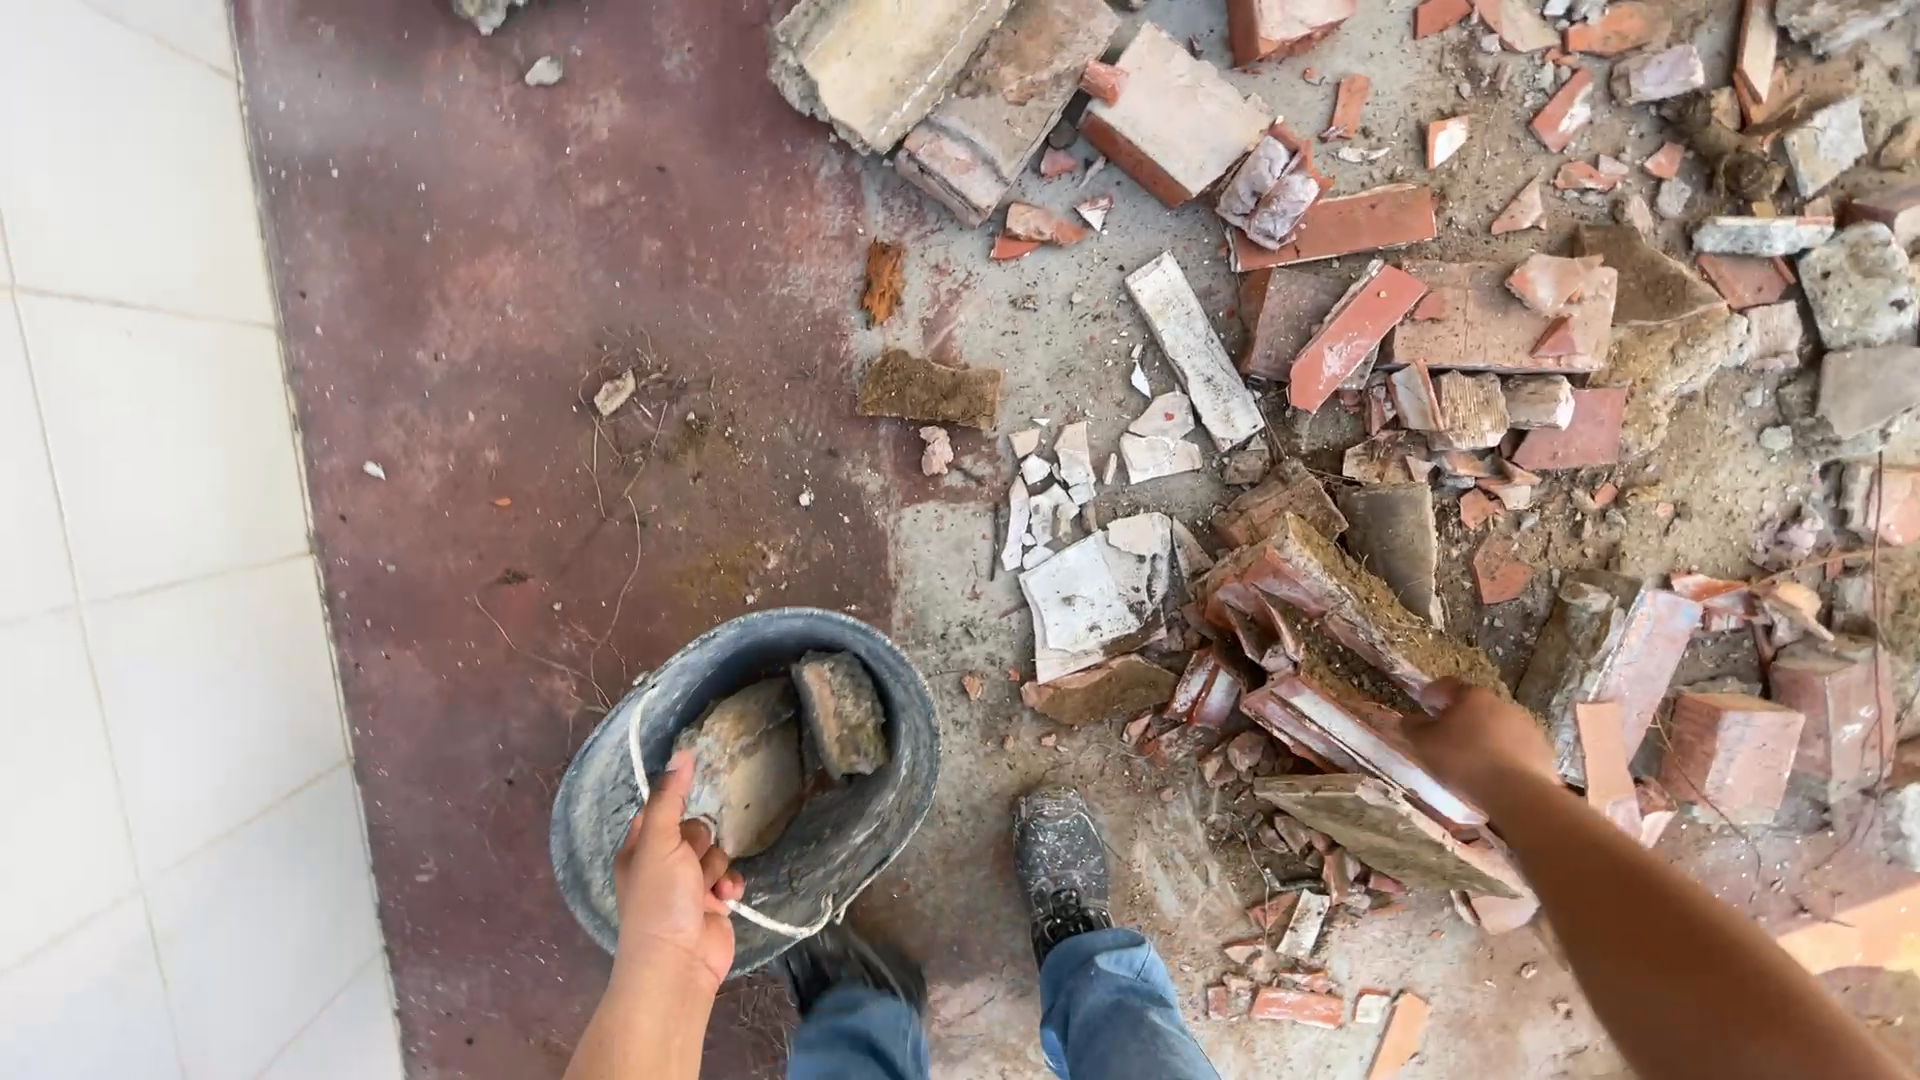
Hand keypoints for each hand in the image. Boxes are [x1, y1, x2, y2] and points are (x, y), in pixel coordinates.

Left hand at [612, 753, 746, 989]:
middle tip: (689, 861)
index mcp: (639, 850)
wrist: (678, 964)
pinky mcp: (712, 903)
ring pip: (715, 852)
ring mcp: (688, 886)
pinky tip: (726, 898)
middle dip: (700, 843)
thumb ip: (670, 798)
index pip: (660, 810)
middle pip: (695, 828)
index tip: (692, 795)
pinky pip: (729, 876)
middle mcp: (662, 865)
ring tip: (706, 889)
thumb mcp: (659, 841)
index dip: (675, 805)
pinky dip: (729, 886)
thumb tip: (683, 753)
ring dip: (716, 867)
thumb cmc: (659, 900)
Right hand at [1403, 678, 1559, 802]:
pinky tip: (1496, 771)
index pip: (1446, 684)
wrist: (1519, 792)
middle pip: (1474, 704)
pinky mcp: (1543, 748)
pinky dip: (1504, 752)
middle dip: (1460, 716)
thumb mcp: (1424, 743)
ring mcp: (1526, 725)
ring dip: (1484, 734)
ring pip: (1497, 724)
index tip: (1423, 705)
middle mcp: (1501, 703)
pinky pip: (1516, 745)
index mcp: (1471, 696)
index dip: (1432, 693)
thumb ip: (1412, 726)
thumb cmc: (1463, 759)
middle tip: (1446, 735)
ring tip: (1473, 757)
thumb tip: (1411, 719)